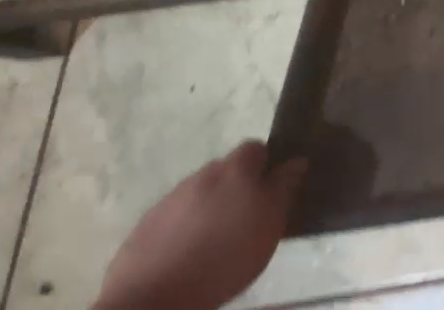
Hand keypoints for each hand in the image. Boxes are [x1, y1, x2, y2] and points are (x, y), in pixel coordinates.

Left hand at [93, 141, 305, 309]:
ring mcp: (170, 199)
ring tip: (214, 237)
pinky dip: (184, 226)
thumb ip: (284, 188)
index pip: (256, 148)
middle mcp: (202, 175)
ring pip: (199, 192)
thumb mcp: (269, 225)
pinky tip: (187, 251)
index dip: (265, 165)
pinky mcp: (146, 225)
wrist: (154, 297)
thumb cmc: (225, 258)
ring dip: (210, 205)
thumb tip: (297, 162)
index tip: (271, 189)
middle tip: (246, 216)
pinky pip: (174, 215)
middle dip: (236, 186)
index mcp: (236, 170)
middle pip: (225, 170)